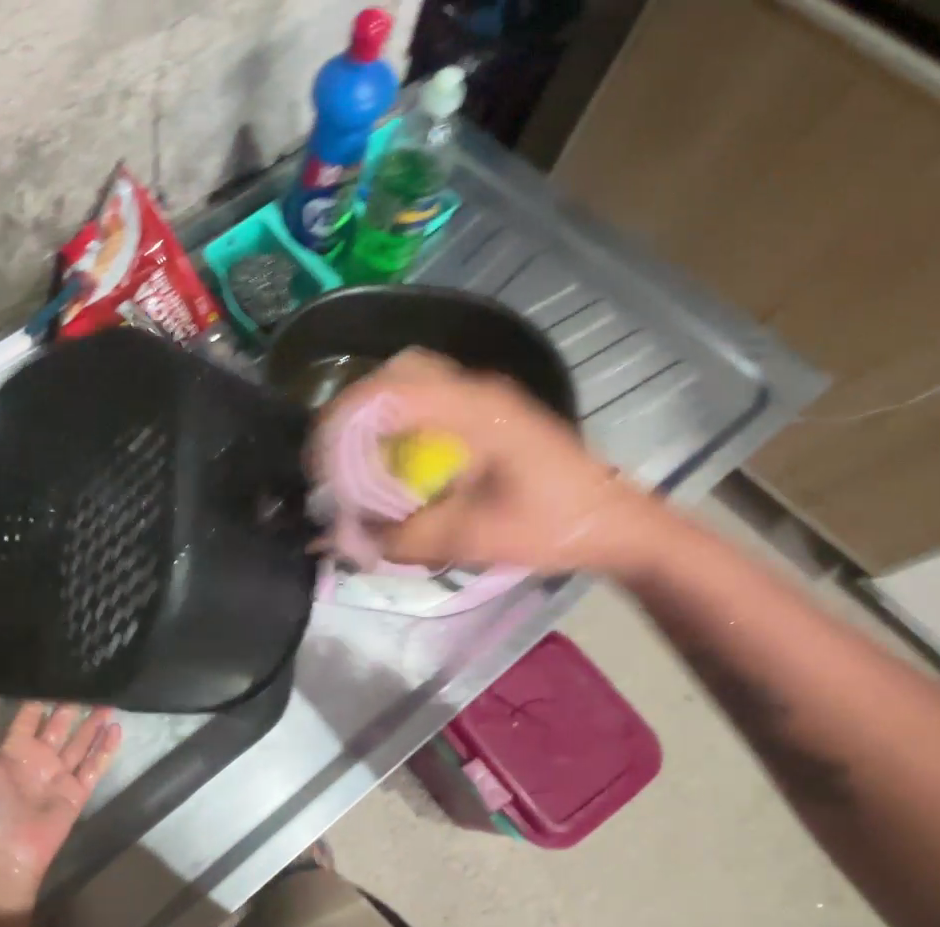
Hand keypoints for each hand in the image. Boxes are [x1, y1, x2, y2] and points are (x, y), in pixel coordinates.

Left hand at [0, 688, 121, 913]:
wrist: (7, 852)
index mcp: (13, 748)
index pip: (29, 713)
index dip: (40, 692)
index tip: (53, 665)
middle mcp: (38, 757)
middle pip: (59, 724)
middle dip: (71, 703)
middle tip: (87, 674)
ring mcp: (59, 774)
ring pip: (80, 741)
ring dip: (93, 722)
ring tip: (109, 696)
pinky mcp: (77, 791)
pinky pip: (94, 766)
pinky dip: (105, 749)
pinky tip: (116, 728)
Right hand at [325, 348, 665, 573]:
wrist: (617, 525)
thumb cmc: (552, 528)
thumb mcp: (473, 539)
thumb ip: (402, 537)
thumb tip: (341, 539)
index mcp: (474, 411)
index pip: (389, 392)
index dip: (343, 423)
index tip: (322, 465)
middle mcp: (476, 391)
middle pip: (396, 373)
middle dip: (353, 412)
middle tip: (333, 457)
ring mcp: (485, 397)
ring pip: (412, 380)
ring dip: (376, 412)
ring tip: (356, 457)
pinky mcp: (488, 412)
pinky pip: (428, 398)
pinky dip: (397, 419)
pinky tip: (393, 458)